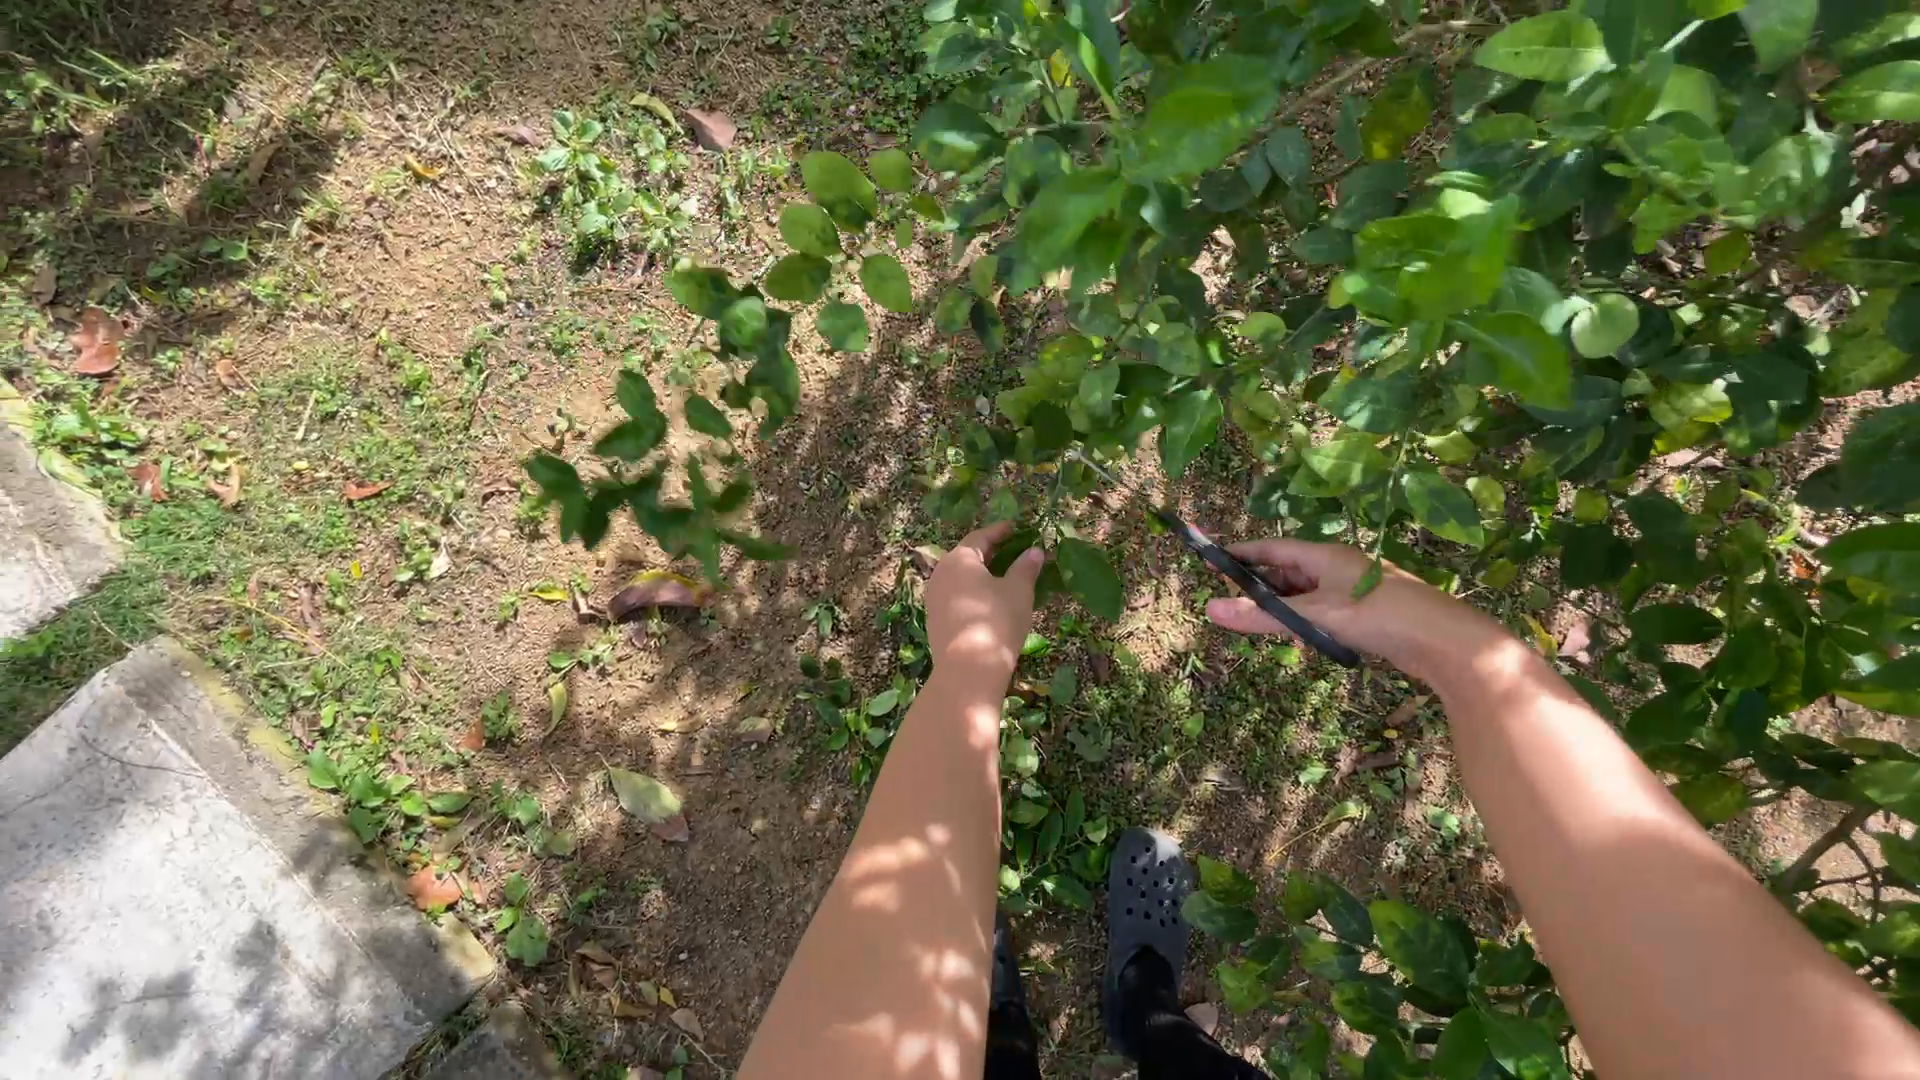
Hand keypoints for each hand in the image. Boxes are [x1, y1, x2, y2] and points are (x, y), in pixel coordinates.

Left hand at [926, 522, 1043, 677]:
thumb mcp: (1018, 590)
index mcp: (959, 560)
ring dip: (981, 575)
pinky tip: (989, 603)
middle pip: (967, 557)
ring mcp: (934, 598)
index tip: (1014, 528)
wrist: (969, 670)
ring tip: (1003, 578)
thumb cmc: (998, 621)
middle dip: (991, 553)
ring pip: (960, 579)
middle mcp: (940, 574)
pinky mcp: (934, 620)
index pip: (980, 537)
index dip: (999, 532)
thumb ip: (1025, 567)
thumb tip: (1035, 550)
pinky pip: (956, 597)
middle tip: (1012, 551)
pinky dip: (973, 593)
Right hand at [1203, 537, 1508, 681]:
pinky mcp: (1368, 613)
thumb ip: (1263, 615)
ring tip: (1259, 621)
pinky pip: (1323, 610)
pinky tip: (1300, 636)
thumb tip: (1210, 609)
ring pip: (1305, 593)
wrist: (1448, 644)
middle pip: (1287, 570)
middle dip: (1259, 584)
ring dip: (1283, 605)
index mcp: (1326, 555)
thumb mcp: (1315, 615)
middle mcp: (1339, 566)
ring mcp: (1355, 590)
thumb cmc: (1380, 616)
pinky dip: (1305, 619)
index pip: (1272, 548)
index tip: (1212, 559)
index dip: (1241, 553)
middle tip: (1229, 598)